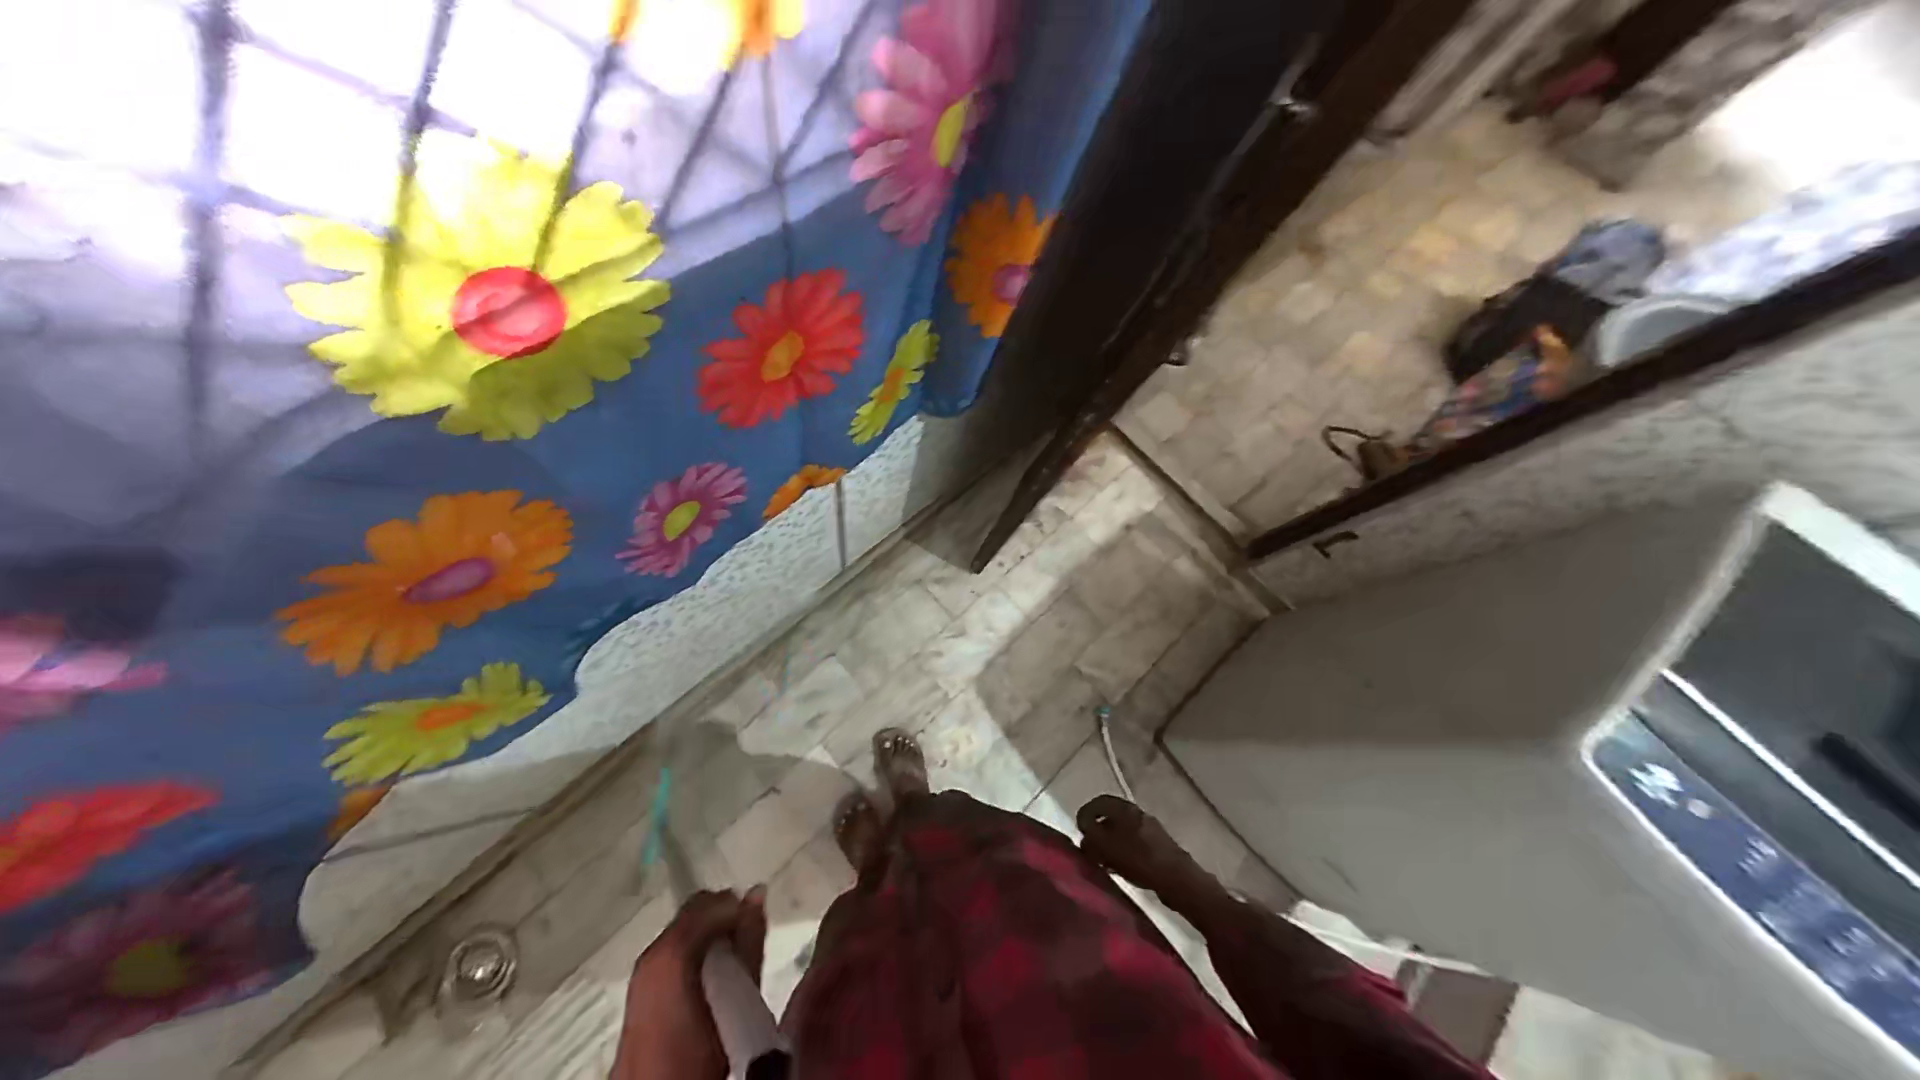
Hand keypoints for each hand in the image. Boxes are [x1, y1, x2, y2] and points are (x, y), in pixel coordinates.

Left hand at [611, 887, 767, 1079]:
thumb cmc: (699, 1052)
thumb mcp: (737, 994)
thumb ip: (750, 940)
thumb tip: (757, 896)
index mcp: (672, 949)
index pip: (714, 900)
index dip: (739, 909)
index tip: (755, 928)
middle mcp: (653, 951)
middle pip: (696, 910)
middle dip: (724, 920)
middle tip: (746, 946)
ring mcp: (643, 969)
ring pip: (686, 929)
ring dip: (710, 937)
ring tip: (731, 968)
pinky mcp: (640, 987)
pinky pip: (674, 950)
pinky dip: (695, 954)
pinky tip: (710, 983)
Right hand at [1077, 795, 1210, 903]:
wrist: (1178, 880)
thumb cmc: (1139, 859)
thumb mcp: (1107, 847)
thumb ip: (1091, 837)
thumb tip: (1085, 833)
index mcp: (1125, 808)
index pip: (1098, 802)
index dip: (1085, 814)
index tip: (1079, 831)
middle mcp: (1137, 813)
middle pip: (1110, 817)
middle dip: (1097, 831)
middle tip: (1088, 848)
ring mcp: (1150, 829)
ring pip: (1122, 832)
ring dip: (1109, 844)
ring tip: (1101, 861)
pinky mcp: (1158, 846)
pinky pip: (1133, 845)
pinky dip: (1122, 853)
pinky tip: (1119, 869)